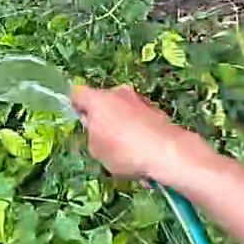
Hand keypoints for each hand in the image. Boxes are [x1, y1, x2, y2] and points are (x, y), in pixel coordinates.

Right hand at [68, 84, 215, 187]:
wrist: (168, 152)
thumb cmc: (124, 151)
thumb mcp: (95, 150)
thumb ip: (91, 134)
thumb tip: (94, 128)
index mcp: (97, 99)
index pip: (77, 93)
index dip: (76, 106)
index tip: (80, 121)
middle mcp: (118, 92)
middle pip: (102, 100)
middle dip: (101, 116)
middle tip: (102, 139)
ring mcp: (139, 99)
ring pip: (122, 108)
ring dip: (120, 122)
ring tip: (125, 149)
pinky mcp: (156, 109)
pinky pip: (138, 117)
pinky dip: (137, 128)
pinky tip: (141, 149)